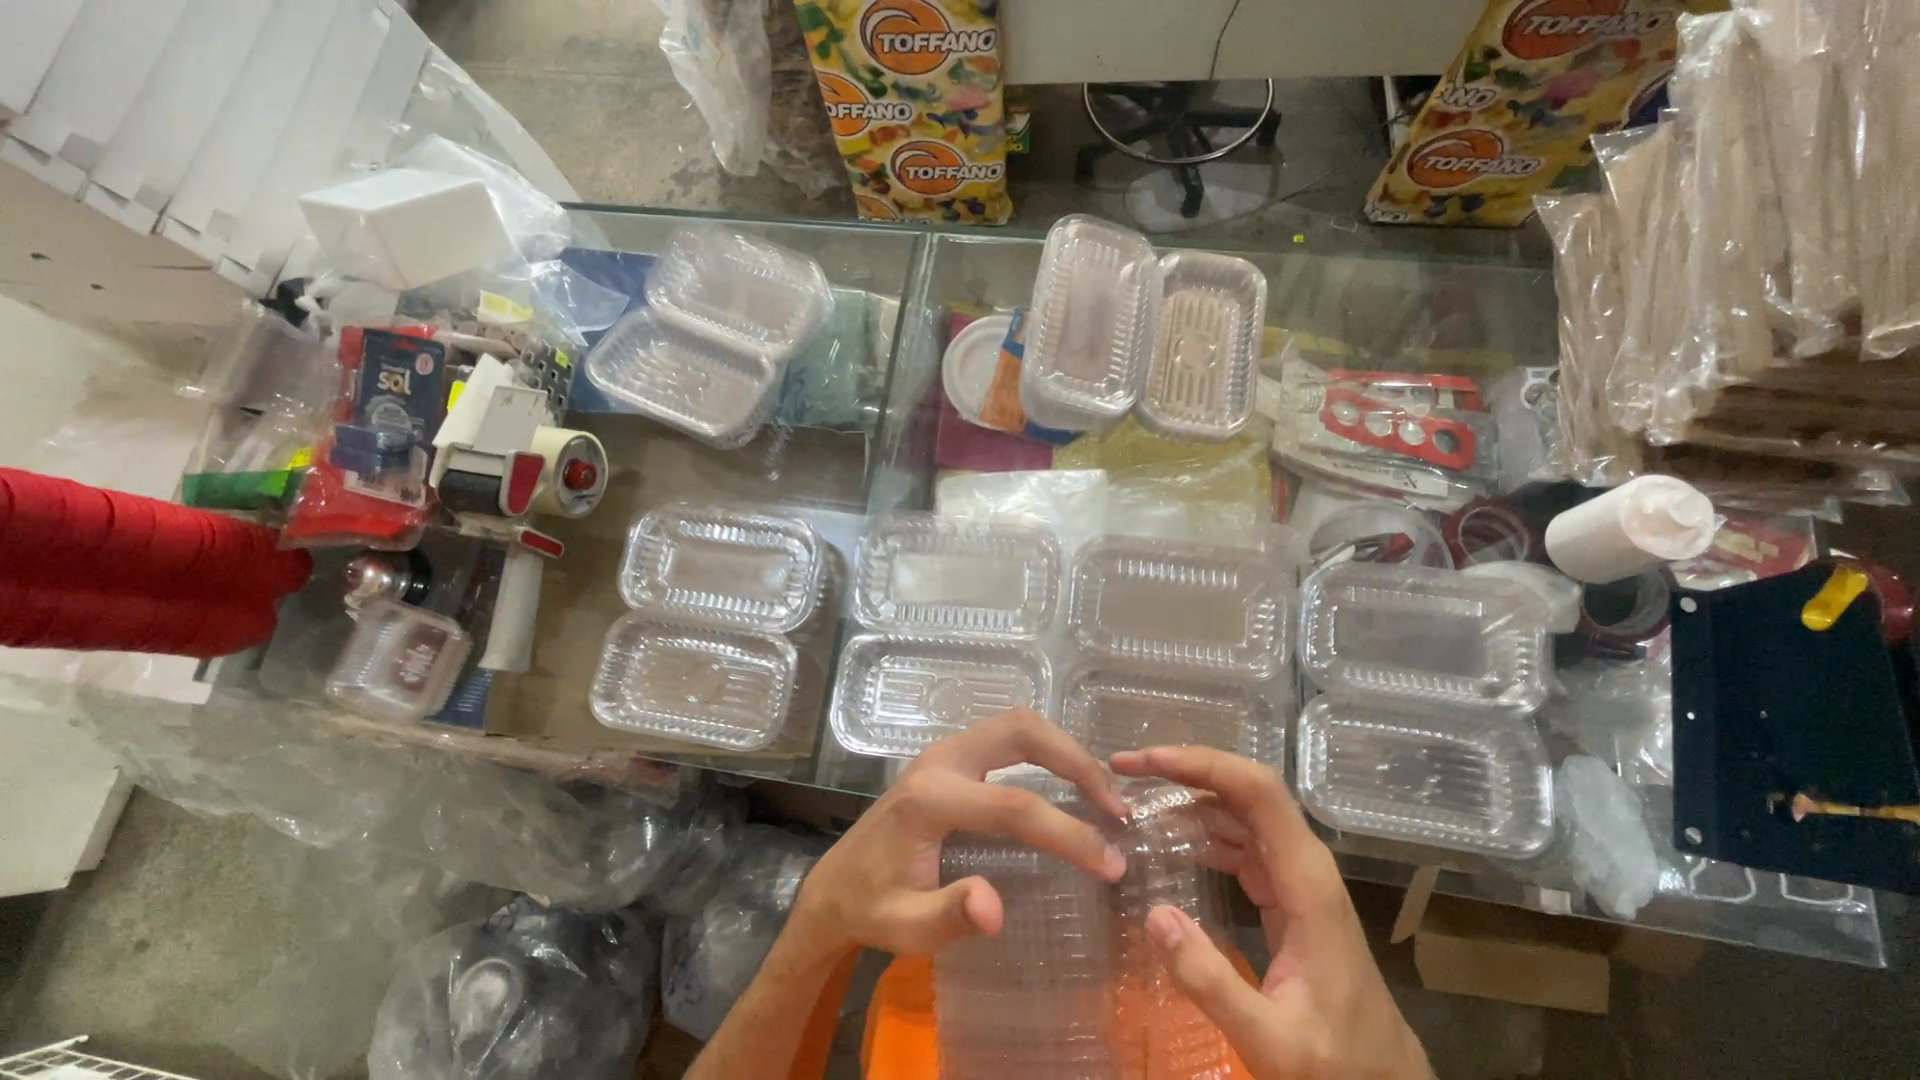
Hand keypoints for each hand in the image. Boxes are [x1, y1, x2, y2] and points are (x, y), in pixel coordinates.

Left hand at [793, 708, 1129, 956]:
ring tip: (1102, 793)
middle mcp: (939, 760)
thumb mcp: (904, 927)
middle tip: (1115, 804)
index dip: (1067, 832)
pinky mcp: (951, 756)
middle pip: (1020, 731)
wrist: (834, 886)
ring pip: (1017, 725)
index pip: (1013, 805)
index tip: (1111, 862)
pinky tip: (1070, 784)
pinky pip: (1008, 737)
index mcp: (929, 799)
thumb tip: (995, 909)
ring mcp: (944, 752)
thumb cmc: (872, 908)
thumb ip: (948, 915)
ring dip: (1065, 750)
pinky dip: (1047, 751)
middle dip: (1075, 760)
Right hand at [1110, 746, 1432, 1079]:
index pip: (1259, 793)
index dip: (1204, 765)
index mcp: (1307, 883)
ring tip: (1135, 800)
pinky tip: (1167, 840)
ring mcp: (1297, 878)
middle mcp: (1304, 866)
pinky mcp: (1287, 894)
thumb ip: (1211, 982)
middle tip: (1127, 770)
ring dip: (1190, 796)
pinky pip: (1240, 842)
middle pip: (1247, 790)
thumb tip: (1154, 914)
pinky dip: (1201, 830)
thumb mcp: (1270, 1039)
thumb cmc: (1336, 1061)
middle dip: (1187, 769)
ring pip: (1242, 812)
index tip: (1148, 762)